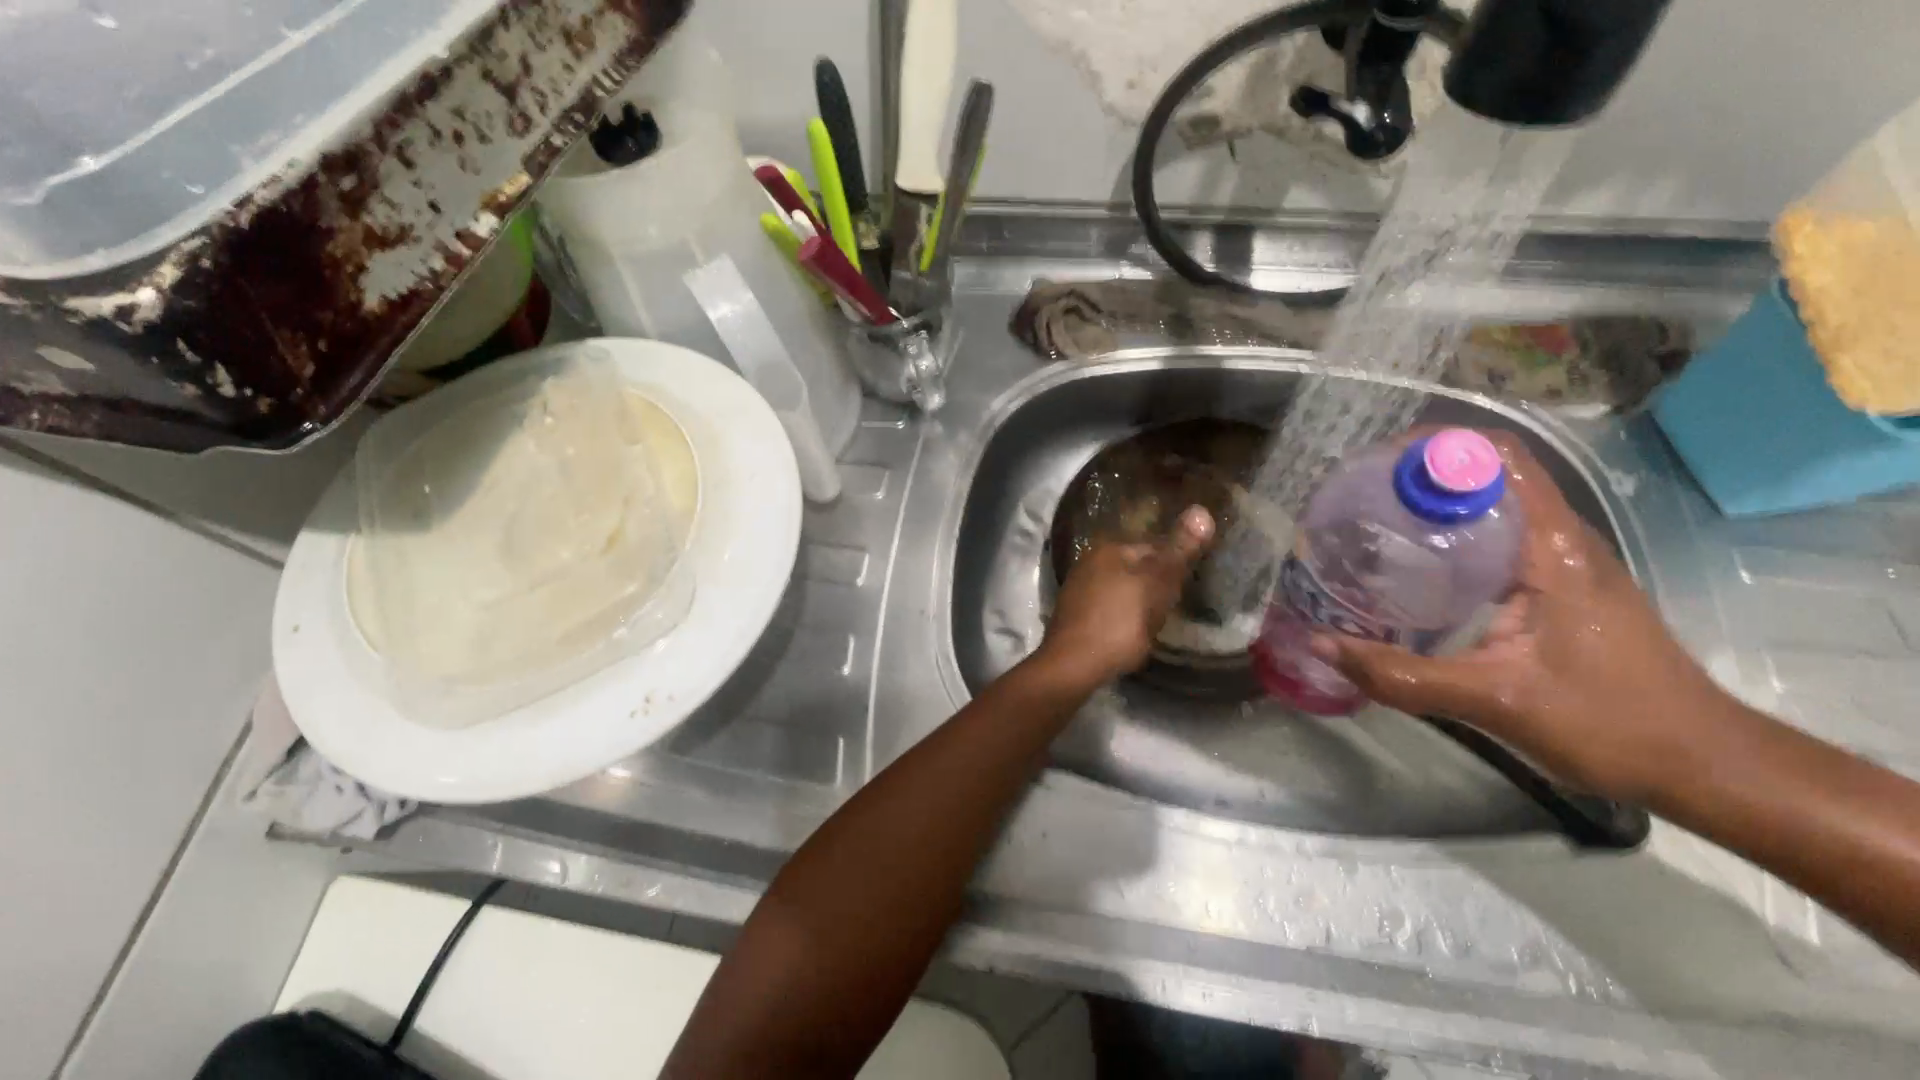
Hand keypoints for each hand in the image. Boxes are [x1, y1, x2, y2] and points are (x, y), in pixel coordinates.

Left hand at [1037, 505, 1215, 688]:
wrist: (1072, 666)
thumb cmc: (1119, 622)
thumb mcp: (1156, 585)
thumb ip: (1179, 551)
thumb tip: (1202, 511)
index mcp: (1109, 548)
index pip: (1154, 545)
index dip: (1175, 567)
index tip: (1185, 589)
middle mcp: (1088, 561)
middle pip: (1137, 567)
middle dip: (1156, 585)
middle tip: (1170, 609)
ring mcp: (1077, 589)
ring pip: (1122, 589)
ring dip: (1139, 603)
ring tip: (1152, 624)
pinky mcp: (1074, 615)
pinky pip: (1109, 609)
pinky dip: (1122, 618)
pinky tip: (1128, 634)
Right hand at [1314, 432, 1735, 802]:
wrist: (1699, 762)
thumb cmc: (1608, 722)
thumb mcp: (1495, 700)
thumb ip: (1402, 675)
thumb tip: (1320, 645)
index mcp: (1552, 546)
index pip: (1496, 456)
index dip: (1435, 445)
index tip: (1373, 467)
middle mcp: (1561, 540)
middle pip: (1488, 477)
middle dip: (1419, 477)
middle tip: (1356, 504)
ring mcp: (1564, 565)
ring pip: (1493, 512)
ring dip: (1435, 510)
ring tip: (1371, 532)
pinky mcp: (1561, 591)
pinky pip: (1499, 545)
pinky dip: (1452, 545)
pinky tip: (1413, 579)